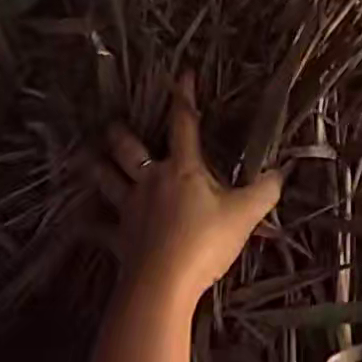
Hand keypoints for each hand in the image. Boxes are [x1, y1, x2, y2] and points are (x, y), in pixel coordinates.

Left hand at [99, 72, 283, 301]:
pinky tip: (79, 222)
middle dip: (120, 134)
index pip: (183, 123)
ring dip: (96, 169)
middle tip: (110, 122)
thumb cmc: (204, 242)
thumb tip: (282, 171)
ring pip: (108, 182)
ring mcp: (130, 211)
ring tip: (85, 157)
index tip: (182, 73)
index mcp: (182, 168)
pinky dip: (88, 225)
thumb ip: (266, 190)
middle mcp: (151, 182)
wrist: (162, 288)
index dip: (183, 97)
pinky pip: (99, 230)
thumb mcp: (245, 214)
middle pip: (131, 150)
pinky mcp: (118, 241)